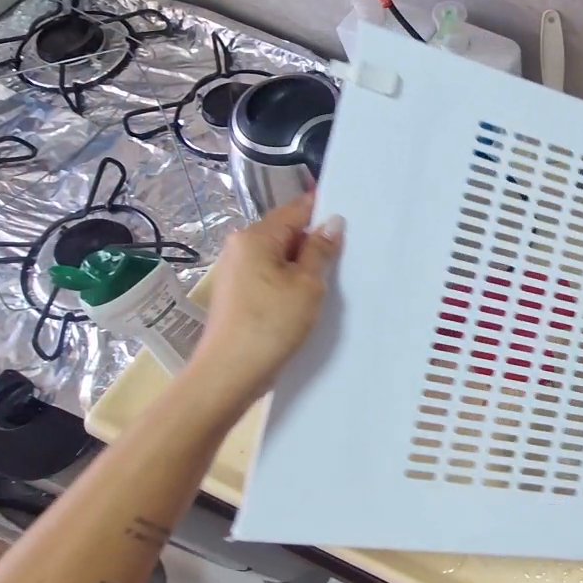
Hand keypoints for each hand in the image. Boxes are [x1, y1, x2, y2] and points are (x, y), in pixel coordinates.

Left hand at [190, 193, 343, 405]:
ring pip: (280, 256)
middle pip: (287, 233)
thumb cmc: (272, 323)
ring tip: (331, 280)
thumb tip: (333, 222)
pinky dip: (291, 281)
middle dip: (314, 242)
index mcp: (255, 237)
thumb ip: (321, 250)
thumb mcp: (308, 284)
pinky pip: (271, 275)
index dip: (323, 212)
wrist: (230, 372)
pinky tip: (307, 298)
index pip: (296, 210)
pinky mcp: (238, 293)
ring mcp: (236, 271)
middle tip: (347, 256)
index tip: (352, 221)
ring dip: (304, 265)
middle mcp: (240, 247)